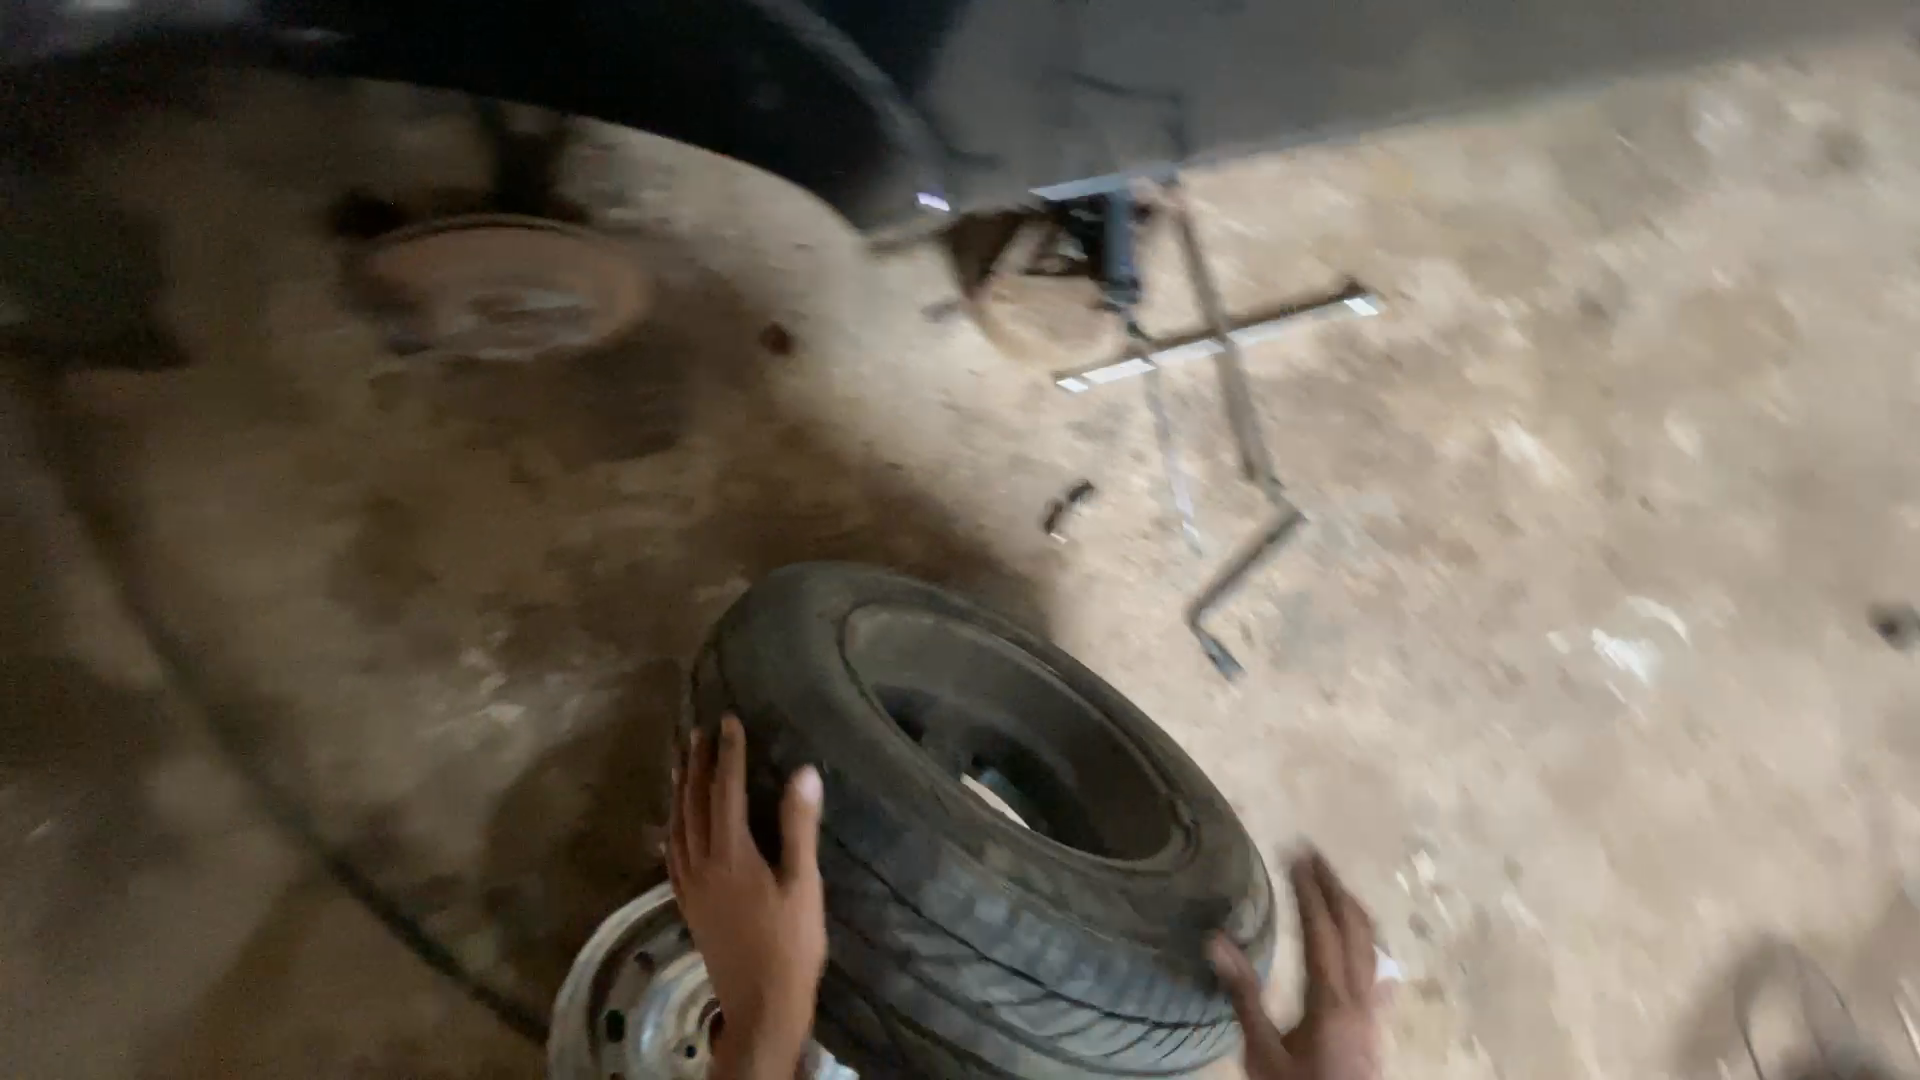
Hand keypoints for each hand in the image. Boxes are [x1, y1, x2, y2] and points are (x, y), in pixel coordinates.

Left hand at [669, 714, 826, 1079]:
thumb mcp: (804, 884)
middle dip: (697, 764)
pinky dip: (671, 827)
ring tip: (681, 762)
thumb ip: (799, 827)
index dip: (728, 754)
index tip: (729, 721)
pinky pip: (671, 855)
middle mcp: (701, 865)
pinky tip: (671, 823)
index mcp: (731, 855)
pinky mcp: (688, 904)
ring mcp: (689, 887)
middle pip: (693, 803)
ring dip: (680, 790)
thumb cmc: (790, 944)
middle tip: (700, 731)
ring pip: (676, 826)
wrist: (760, 1008)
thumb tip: (803, 773)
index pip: (725, 791)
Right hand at [1209, 852, 1382, 1079]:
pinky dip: (1367, 944)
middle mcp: (1360, 1001)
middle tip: (1312, 853)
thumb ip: (1244, 995)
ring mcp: (1374, 1015)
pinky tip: (1369, 951)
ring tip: (1331, 883)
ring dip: (1352, 909)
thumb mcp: (1262, 1055)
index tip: (1293, 854)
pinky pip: (1377, 972)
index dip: (1308, 890)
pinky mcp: (1376, 1029)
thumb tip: (1216, 939)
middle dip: (1334, 887)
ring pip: (1373, 948)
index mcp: (1330, 1002)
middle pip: (1355, 930)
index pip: (1321, 931)